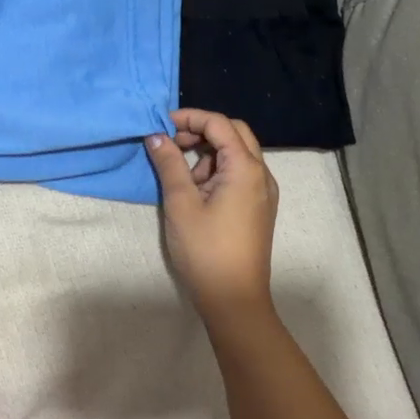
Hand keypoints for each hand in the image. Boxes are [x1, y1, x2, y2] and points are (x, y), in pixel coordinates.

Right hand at [145, 109, 279, 324]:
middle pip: (234, 133)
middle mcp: (261, 174)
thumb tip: (156, 135)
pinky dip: (217, 170)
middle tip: (172, 143)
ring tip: (182, 176)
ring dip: (208, 152)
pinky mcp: (258, 208)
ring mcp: (263, 193)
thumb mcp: (181, 203)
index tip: (161, 125)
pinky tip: (197, 192)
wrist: (235, 301)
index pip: (219, 124)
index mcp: (246, 168)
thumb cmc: (206, 249)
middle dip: (201, 130)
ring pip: (237, 153)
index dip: (190, 117)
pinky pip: (239, 174)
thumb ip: (169, 163)